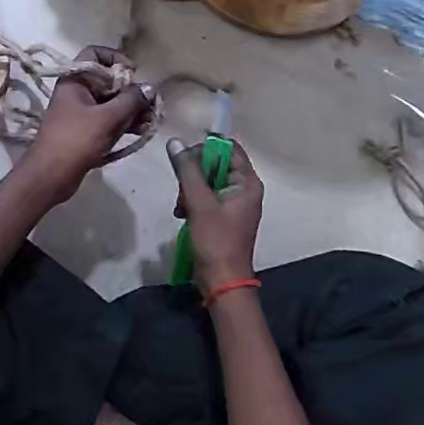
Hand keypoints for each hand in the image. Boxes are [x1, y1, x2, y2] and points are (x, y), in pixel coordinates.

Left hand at [25, 46, 150, 203]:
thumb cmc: (76, 140)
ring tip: (151, 120)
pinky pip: (110, 119)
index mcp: (75, 80)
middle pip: (109, 80)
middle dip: (132, 91)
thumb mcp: (107, 118)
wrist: (50, 176)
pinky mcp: (87, 131)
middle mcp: (78, 92)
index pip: (95, 53)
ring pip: (112, 102)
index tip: (132, 72)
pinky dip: (125, 122)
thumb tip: (150, 88)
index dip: (115, 58)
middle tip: (149, 103)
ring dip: (132, 109)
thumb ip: (131, 100)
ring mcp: (82, 112)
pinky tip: (143, 130)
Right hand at [169, 138, 263, 296]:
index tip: (184, 154)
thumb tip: (175, 143)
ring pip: (207, 181)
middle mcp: (244, 189)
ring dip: (190, 189)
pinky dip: (192, 202)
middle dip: (194, 173)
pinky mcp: (223, 216)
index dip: (207, 147)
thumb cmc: (216, 241)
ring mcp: (234, 203)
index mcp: (248, 182)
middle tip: (181, 187)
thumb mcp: (199, 204)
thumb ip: (188, 171)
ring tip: (180, 207)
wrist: (222, 282)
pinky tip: (181, 214)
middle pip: (216, 164)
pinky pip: (206, 197)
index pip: (230, 148)